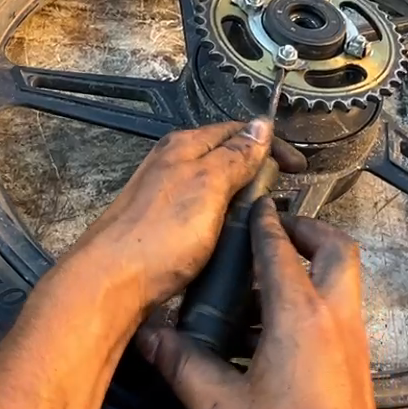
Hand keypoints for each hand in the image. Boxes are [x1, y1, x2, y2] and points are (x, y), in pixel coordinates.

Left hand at [59, 120, 282, 311]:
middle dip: (258, 168)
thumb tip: (261, 125)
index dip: (271, 144)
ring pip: (214, 186)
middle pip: (225, 155)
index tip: (298, 167)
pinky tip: (231, 238)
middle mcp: (172, 164)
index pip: (238, 130)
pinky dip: (224, 219)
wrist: (109, 284)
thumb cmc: (159, 234)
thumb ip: (236, 156)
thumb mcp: (208, 186)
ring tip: (264, 217)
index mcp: (184, 146)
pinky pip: (203, 212)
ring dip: (242, 196)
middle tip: (284, 193)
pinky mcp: (161, 227)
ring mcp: (164, 196)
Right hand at [138, 203, 407, 408]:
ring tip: (258, 283)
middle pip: (335, 251)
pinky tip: (269, 336)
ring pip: (341, 284)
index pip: (281, 249)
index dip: (263, 222)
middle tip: (266, 234)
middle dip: (305, 231)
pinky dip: (311, 305)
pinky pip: (338, 318)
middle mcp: (337, 324)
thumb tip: (151, 337)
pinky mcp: (356, 378)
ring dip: (309, 268)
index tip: (248, 204)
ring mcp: (354, 351)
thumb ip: (186, 367)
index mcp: (303, 319)